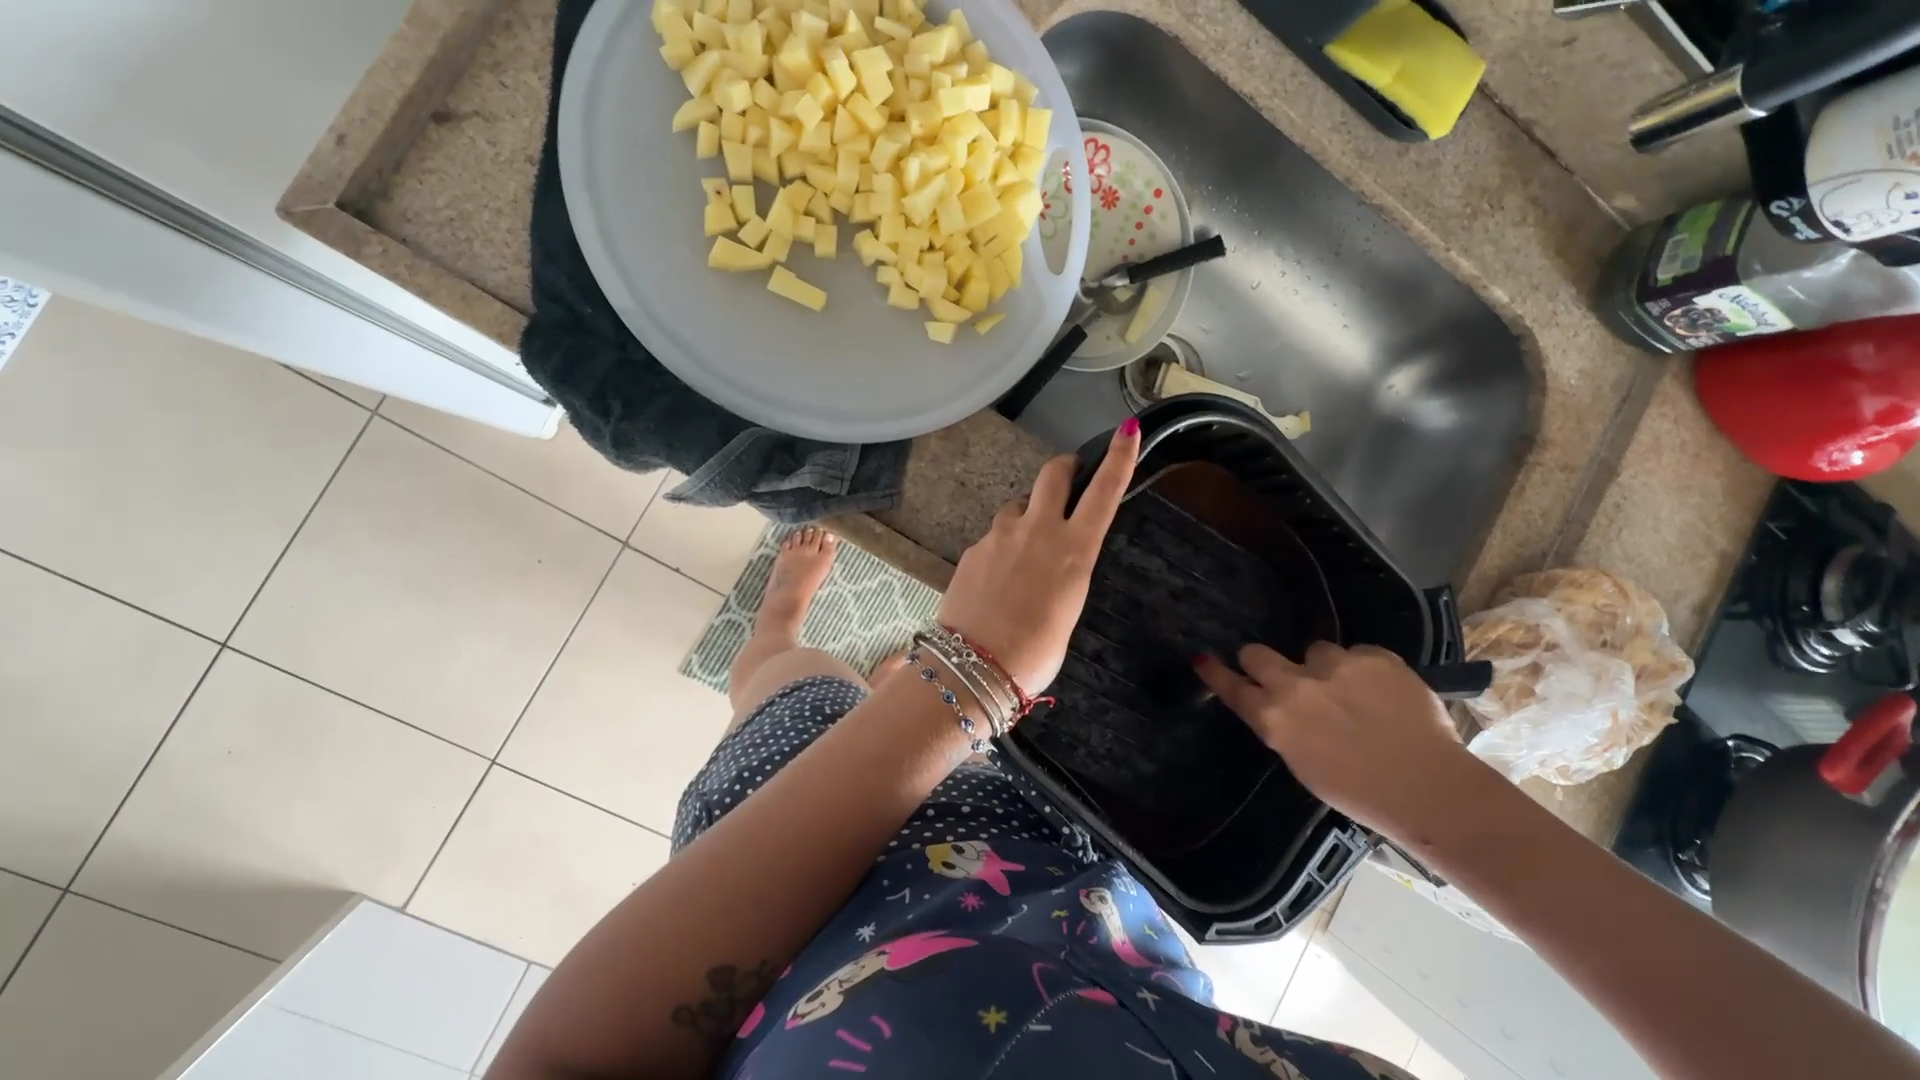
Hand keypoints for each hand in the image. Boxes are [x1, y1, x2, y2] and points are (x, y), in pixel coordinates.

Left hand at [937, 418, 1140, 697]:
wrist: (973, 667)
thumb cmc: (1035, 653)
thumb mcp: (1067, 612)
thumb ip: (1064, 576)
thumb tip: (1052, 567)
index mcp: (1074, 549)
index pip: (1104, 492)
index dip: (1119, 458)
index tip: (1128, 430)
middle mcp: (1037, 530)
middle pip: (1052, 474)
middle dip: (1064, 468)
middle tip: (1067, 477)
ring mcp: (1000, 535)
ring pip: (1017, 506)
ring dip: (1026, 517)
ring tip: (1024, 553)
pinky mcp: (973, 549)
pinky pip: (993, 538)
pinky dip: (1000, 549)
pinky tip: (996, 582)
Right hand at [1195, 642, 1491, 838]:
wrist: (1426, 786)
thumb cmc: (1359, 792)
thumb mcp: (1304, 764)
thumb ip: (1286, 729)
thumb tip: (1285, 710)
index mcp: (1274, 719)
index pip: (1232, 687)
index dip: (1215, 673)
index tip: (1203, 658)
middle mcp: (1295, 685)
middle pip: (1258, 653)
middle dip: (1264, 661)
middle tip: (1284, 675)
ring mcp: (1335, 666)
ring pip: (1316, 651)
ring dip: (1325, 667)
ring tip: (1354, 692)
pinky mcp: (1374, 655)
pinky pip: (1359, 653)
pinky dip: (1366, 669)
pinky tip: (1385, 693)